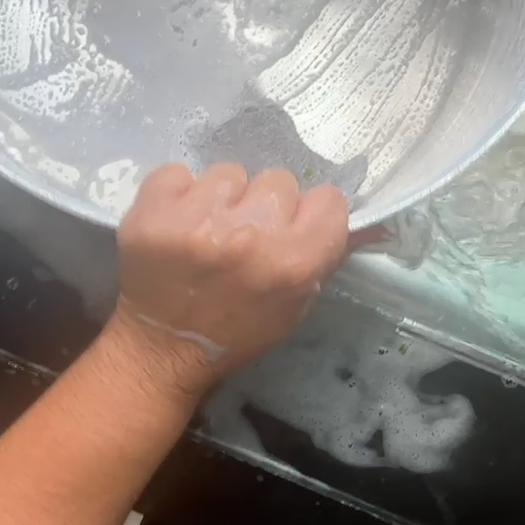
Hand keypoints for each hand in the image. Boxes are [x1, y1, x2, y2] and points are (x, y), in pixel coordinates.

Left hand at [102, 163, 349, 399]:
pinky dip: (178, 194)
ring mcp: (197, 220)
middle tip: (244, 237)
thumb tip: (372, 222)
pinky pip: (178, 172)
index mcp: (292, 264)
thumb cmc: (236, 333)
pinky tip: (176, 226)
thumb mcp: (294, 307)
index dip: (311, 215)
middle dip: (265, 207)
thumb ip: (324, 258)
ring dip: (221, 199)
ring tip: (206, 233)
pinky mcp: (152, 210)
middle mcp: (250, 234)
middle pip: (280, 181)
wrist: (161, 351)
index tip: (293, 231)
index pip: (328, 199)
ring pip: (230, 173)